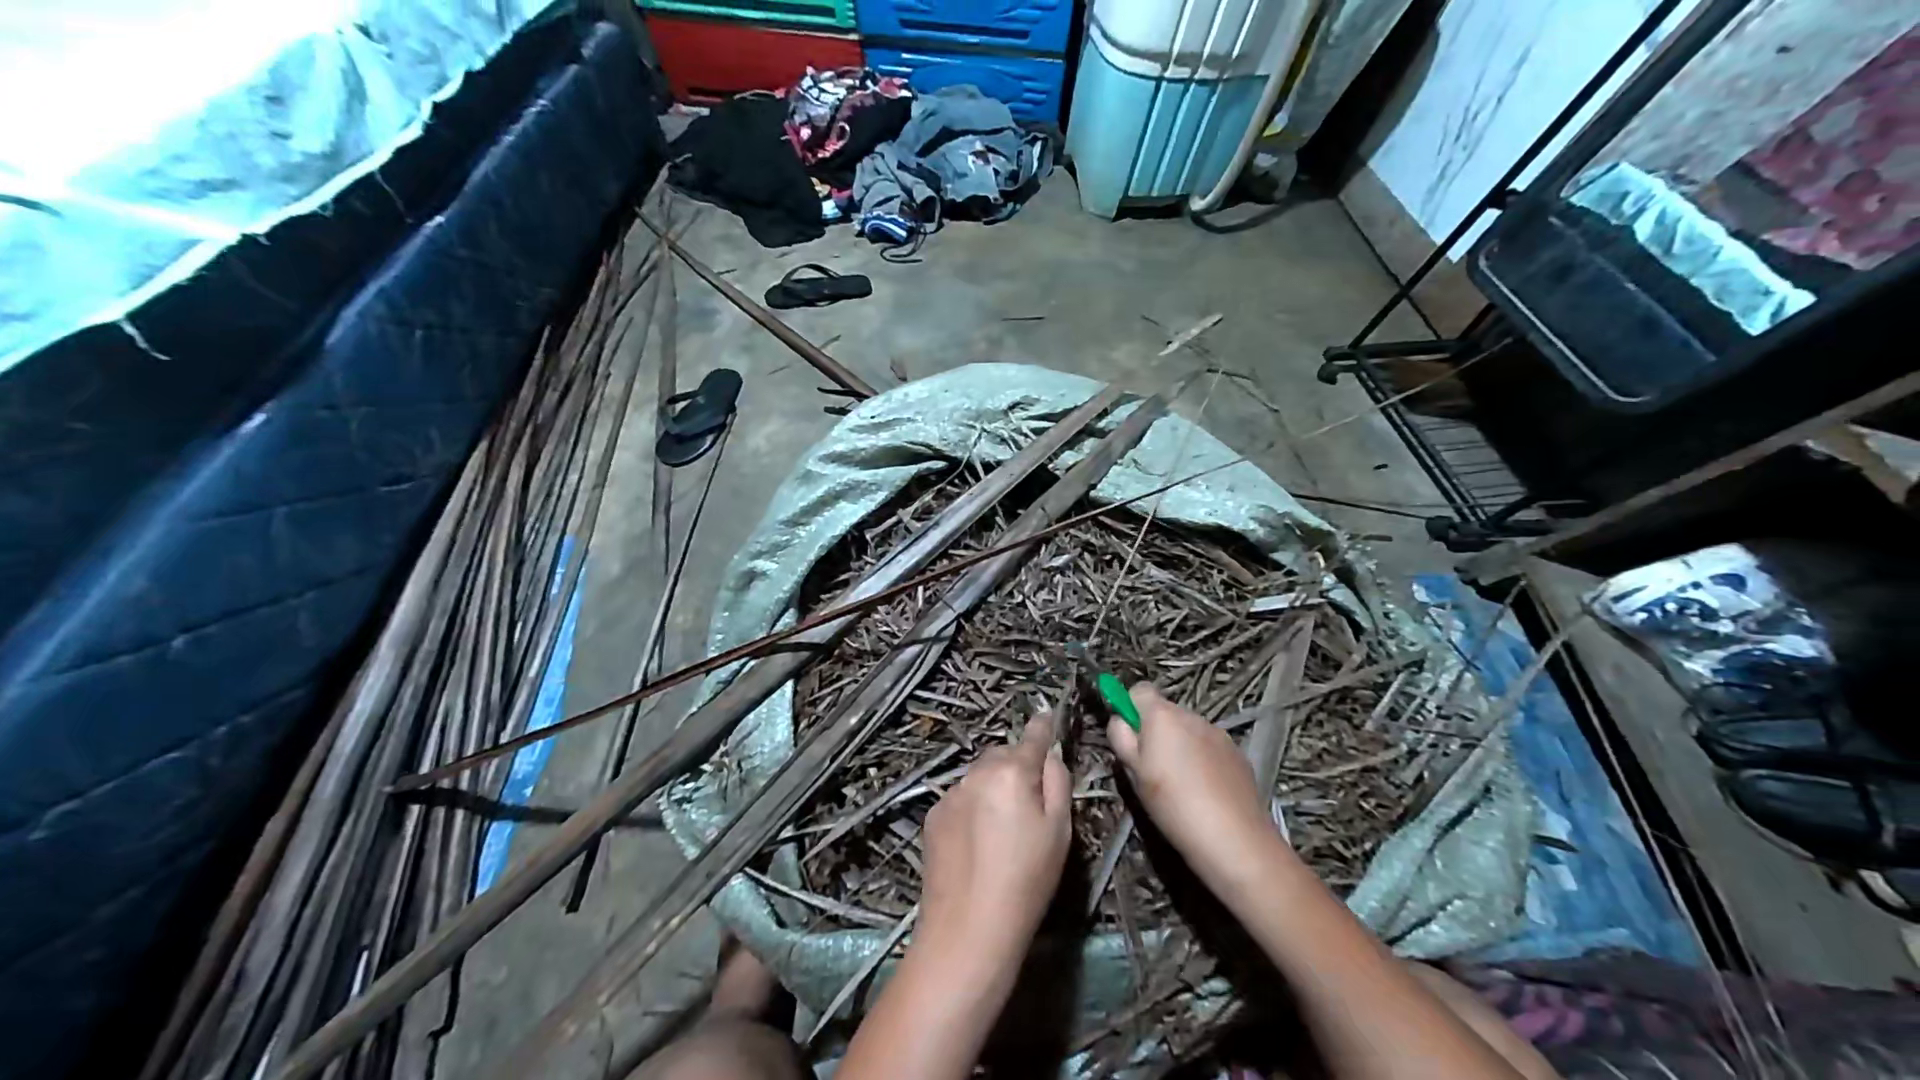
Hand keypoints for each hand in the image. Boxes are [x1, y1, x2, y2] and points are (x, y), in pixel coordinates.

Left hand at [916, 713, 1070, 975]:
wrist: (968, 929)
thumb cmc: (1027, 881)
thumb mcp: (1059, 832)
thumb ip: (1057, 783)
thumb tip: (1050, 754)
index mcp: (1012, 771)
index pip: (1032, 736)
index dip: (1043, 727)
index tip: (1048, 717)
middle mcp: (976, 773)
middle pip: (1003, 755)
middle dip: (1017, 765)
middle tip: (1031, 800)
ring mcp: (950, 793)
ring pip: (979, 777)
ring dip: (993, 787)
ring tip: (1002, 829)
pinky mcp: (933, 816)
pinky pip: (961, 799)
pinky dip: (973, 807)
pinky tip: (978, 842)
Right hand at [1108, 683, 1279, 881]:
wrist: (1233, 838)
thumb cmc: (1172, 804)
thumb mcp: (1133, 773)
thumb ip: (1121, 738)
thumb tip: (1120, 721)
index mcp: (1162, 715)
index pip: (1139, 689)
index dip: (1130, 708)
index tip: (1129, 737)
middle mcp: (1192, 716)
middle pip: (1165, 711)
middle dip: (1156, 731)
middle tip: (1152, 767)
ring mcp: (1219, 733)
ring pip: (1189, 730)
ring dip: (1180, 745)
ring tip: (1181, 784)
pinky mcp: (1238, 753)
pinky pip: (1210, 747)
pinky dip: (1202, 759)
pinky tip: (1205, 791)